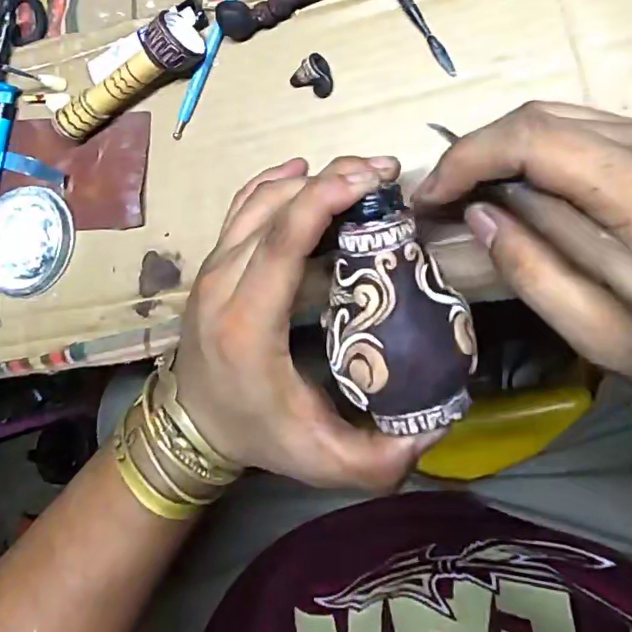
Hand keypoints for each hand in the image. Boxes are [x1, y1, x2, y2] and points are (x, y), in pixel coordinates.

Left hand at [171, 156, 442, 491]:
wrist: (190, 425)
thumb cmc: (257, 435)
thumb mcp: (323, 461)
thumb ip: (384, 456)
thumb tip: (441, 420)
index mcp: (247, 325)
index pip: (281, 243)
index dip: (323, 200)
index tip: (370, 180)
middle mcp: (222, 285)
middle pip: (272, 211)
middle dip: (330, 181)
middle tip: (384, 173)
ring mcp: (212, 268)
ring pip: (256, 200)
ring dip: (307, 179)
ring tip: (359, 174)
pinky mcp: (213, 263)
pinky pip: (240, 207)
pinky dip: (272, 182)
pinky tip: (303, 170)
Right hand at [414, 102, 631, 406]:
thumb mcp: (607, 339)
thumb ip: (533, 271)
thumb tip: (480, 214)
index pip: (529, 138)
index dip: (464, 160)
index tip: (428, 198)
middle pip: (538, 116)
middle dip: (475, 151)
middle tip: (442, 199)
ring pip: (561, 117)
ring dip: (505, 149)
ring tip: (475, 194)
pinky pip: (588, 133)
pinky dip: (540, 152)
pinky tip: (529, 191)